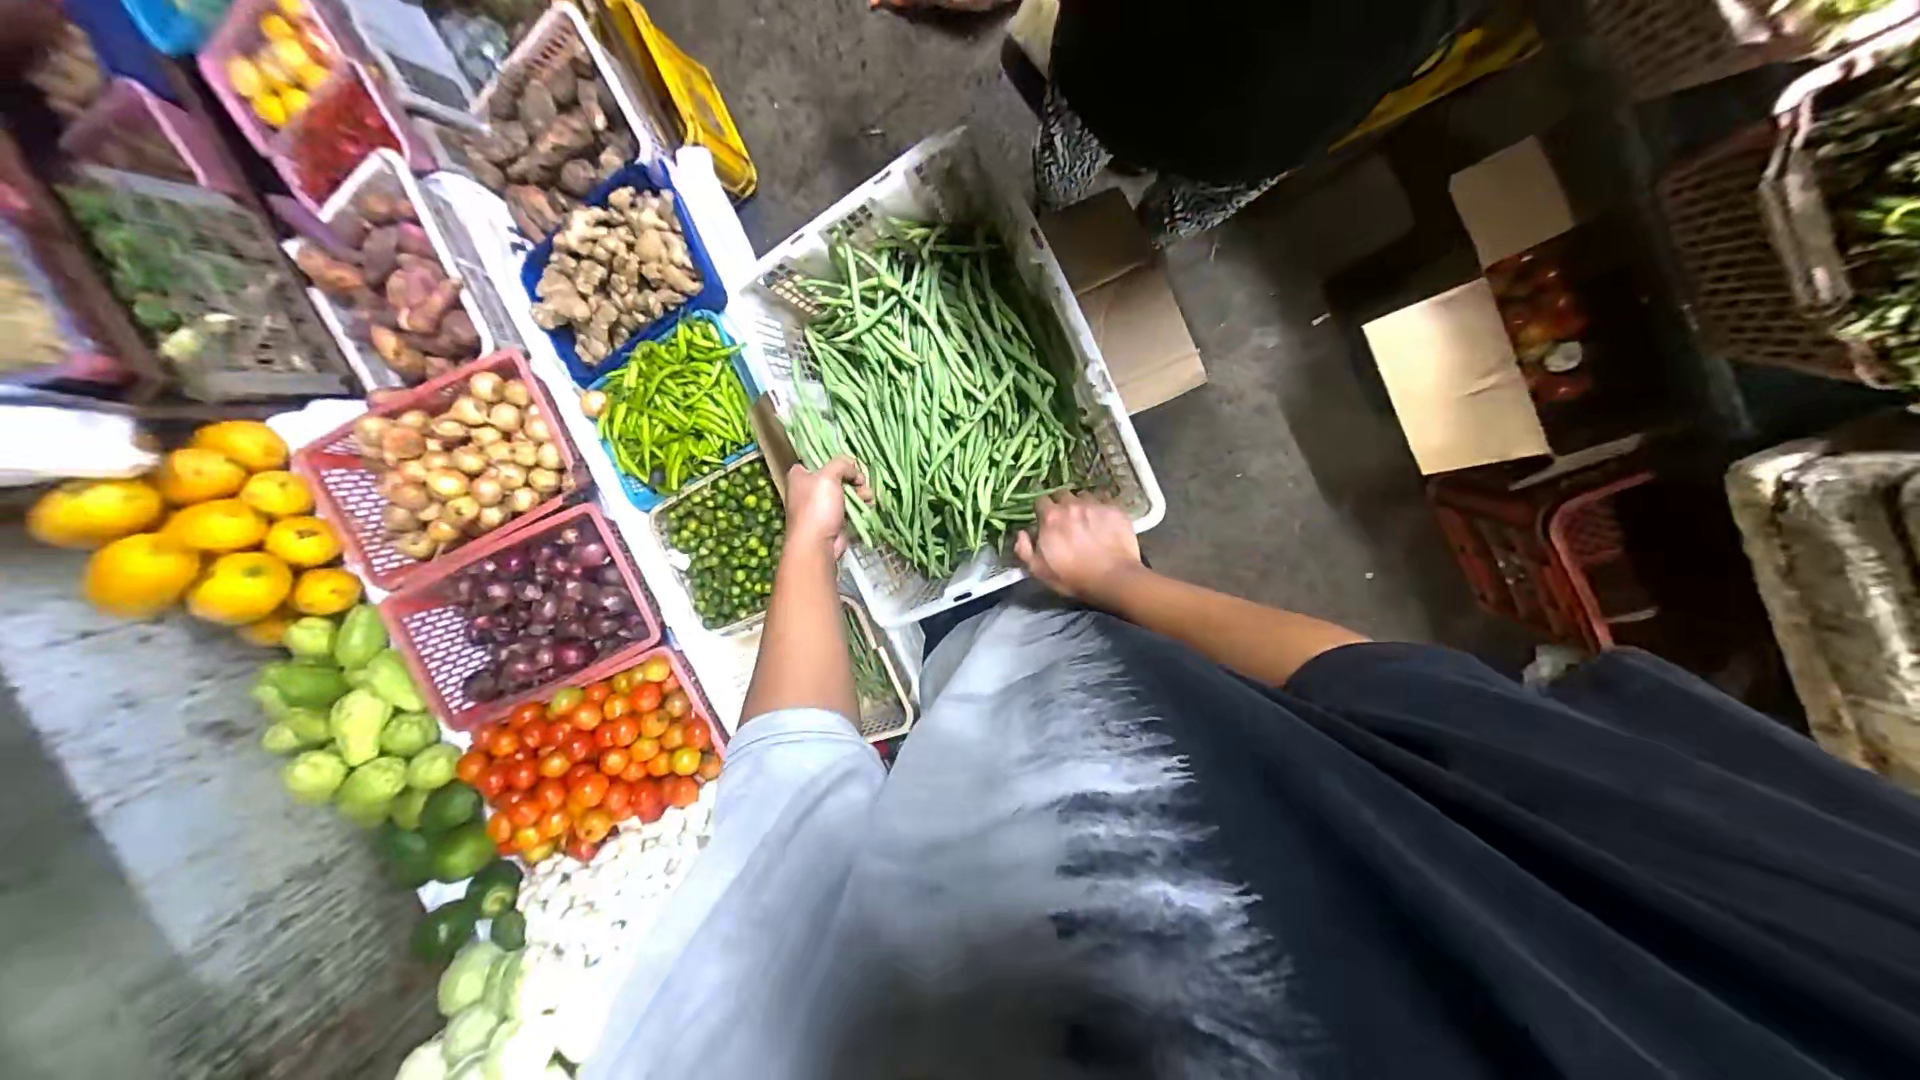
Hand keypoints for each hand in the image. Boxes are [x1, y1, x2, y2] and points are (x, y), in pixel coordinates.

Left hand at [785, 456, 871, 556]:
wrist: (818, 543)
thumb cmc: (817, 506)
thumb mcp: (828, 476)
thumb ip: (841, 464)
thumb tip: (853, 466)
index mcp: (800, 475)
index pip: (819, 459)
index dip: (836, 460)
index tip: (850, 463)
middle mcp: (809, 488)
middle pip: (837, 475)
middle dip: (853, 478)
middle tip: (861, 481)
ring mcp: (822, 504)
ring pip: (846, 490)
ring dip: (860, 491)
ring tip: (867, 496)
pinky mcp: (834, 518)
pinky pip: (850, 506)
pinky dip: (860, 504)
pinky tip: (869, 504)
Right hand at [1015, 492, 1142, 601]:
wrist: (1114, 578)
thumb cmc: (1074, 577)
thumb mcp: (1040, 571)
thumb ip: (1024, 550)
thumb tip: (1021, 533)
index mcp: (1051, 517)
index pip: (1040, 501)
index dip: (1042, 510)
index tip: (1046, 520)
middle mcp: (1071, 505)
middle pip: (1062, 494)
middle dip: (1061, 504)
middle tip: (1066, 519)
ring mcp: (1095, 505)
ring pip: (1084, 495)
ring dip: (1081, 504)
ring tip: (1086, 518)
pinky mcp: (1115, 509)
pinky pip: (1104, 500)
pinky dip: (1101, 507)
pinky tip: (1103, 520)